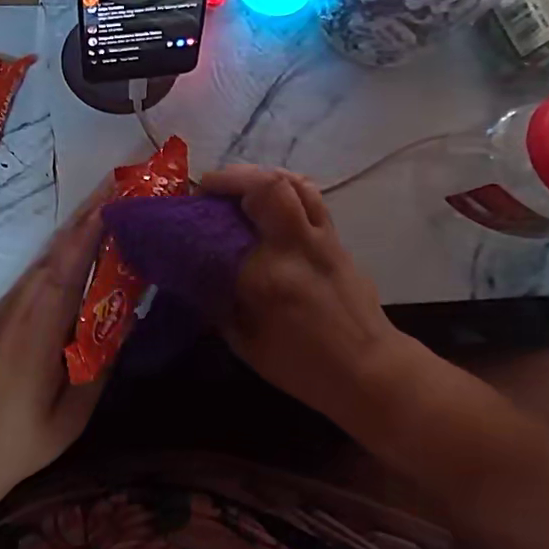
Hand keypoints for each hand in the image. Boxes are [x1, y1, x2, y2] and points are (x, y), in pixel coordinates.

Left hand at [0, 199, 106, 487]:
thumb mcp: (73, 411)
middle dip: (88, 217)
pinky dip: (60, 255)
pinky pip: (35, 276)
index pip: (67, 269)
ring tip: (108, 206)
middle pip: (54, 254)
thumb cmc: (22, 439)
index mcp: (36, 331)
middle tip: (121, 185)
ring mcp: (6, 311)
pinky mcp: (2, 318)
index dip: (91, 231)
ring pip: (44, 262)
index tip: (117, 197)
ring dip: (75, 232)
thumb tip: (124, 315)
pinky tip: (79, 248)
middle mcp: (18, 310)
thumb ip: (98, 360)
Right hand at [201, 166, 409, 415]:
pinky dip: (284, 189)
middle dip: (231, 178)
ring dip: (260, 176)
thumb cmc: (301, 365)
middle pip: (268, 185)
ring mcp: (322, 239)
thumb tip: (192, 277)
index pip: (221, 230)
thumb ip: (216, 302)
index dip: (196, 218)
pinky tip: (268, 203)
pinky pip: (311, 199)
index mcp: (266, 276)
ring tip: (238, 189)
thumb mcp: (244, 341)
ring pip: (294, 183)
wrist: (369, 371)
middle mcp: (296, 247)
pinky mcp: (337, 240)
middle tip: (209, 190)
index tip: (179, 218)